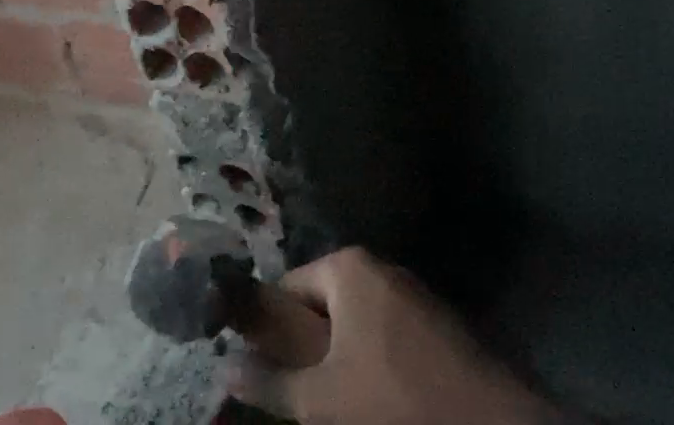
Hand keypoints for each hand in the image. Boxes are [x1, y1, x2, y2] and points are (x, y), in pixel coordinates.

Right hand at [228, 247, 552, 424]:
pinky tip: (387, 401)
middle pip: (324, 305)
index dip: (275, 330)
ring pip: (359, 324)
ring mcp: (418, 296)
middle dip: (313, 347)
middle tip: (312, 391)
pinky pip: (393, 338)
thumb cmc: (400, 403)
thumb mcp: (323, 401)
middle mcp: (382, 269)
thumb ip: (269, 383)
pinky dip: (381, 364)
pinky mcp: (447, 327)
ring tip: (348, 401)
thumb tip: (226, 369)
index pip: (288, 288)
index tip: (276, 369)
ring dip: (347, 359)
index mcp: (348, 269)